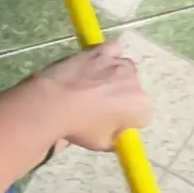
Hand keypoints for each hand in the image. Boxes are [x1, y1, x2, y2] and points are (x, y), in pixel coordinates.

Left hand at [30, 42, 152, 150]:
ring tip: (94, 86)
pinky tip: (97, 63)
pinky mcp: (100, 51)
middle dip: (121, 99)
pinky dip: (109, 54)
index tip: (109, 125)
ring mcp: (117, 64)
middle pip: (133, 91)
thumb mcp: (101, 144)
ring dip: (114, 77)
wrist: (53, 102)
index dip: (124, 123)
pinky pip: (113, 49)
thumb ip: (114, 136)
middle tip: (98, 108)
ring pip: (124, 70)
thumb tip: (113, 130)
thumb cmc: (79, 127)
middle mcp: (134, 82)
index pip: (141, 117)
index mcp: (140, 106)